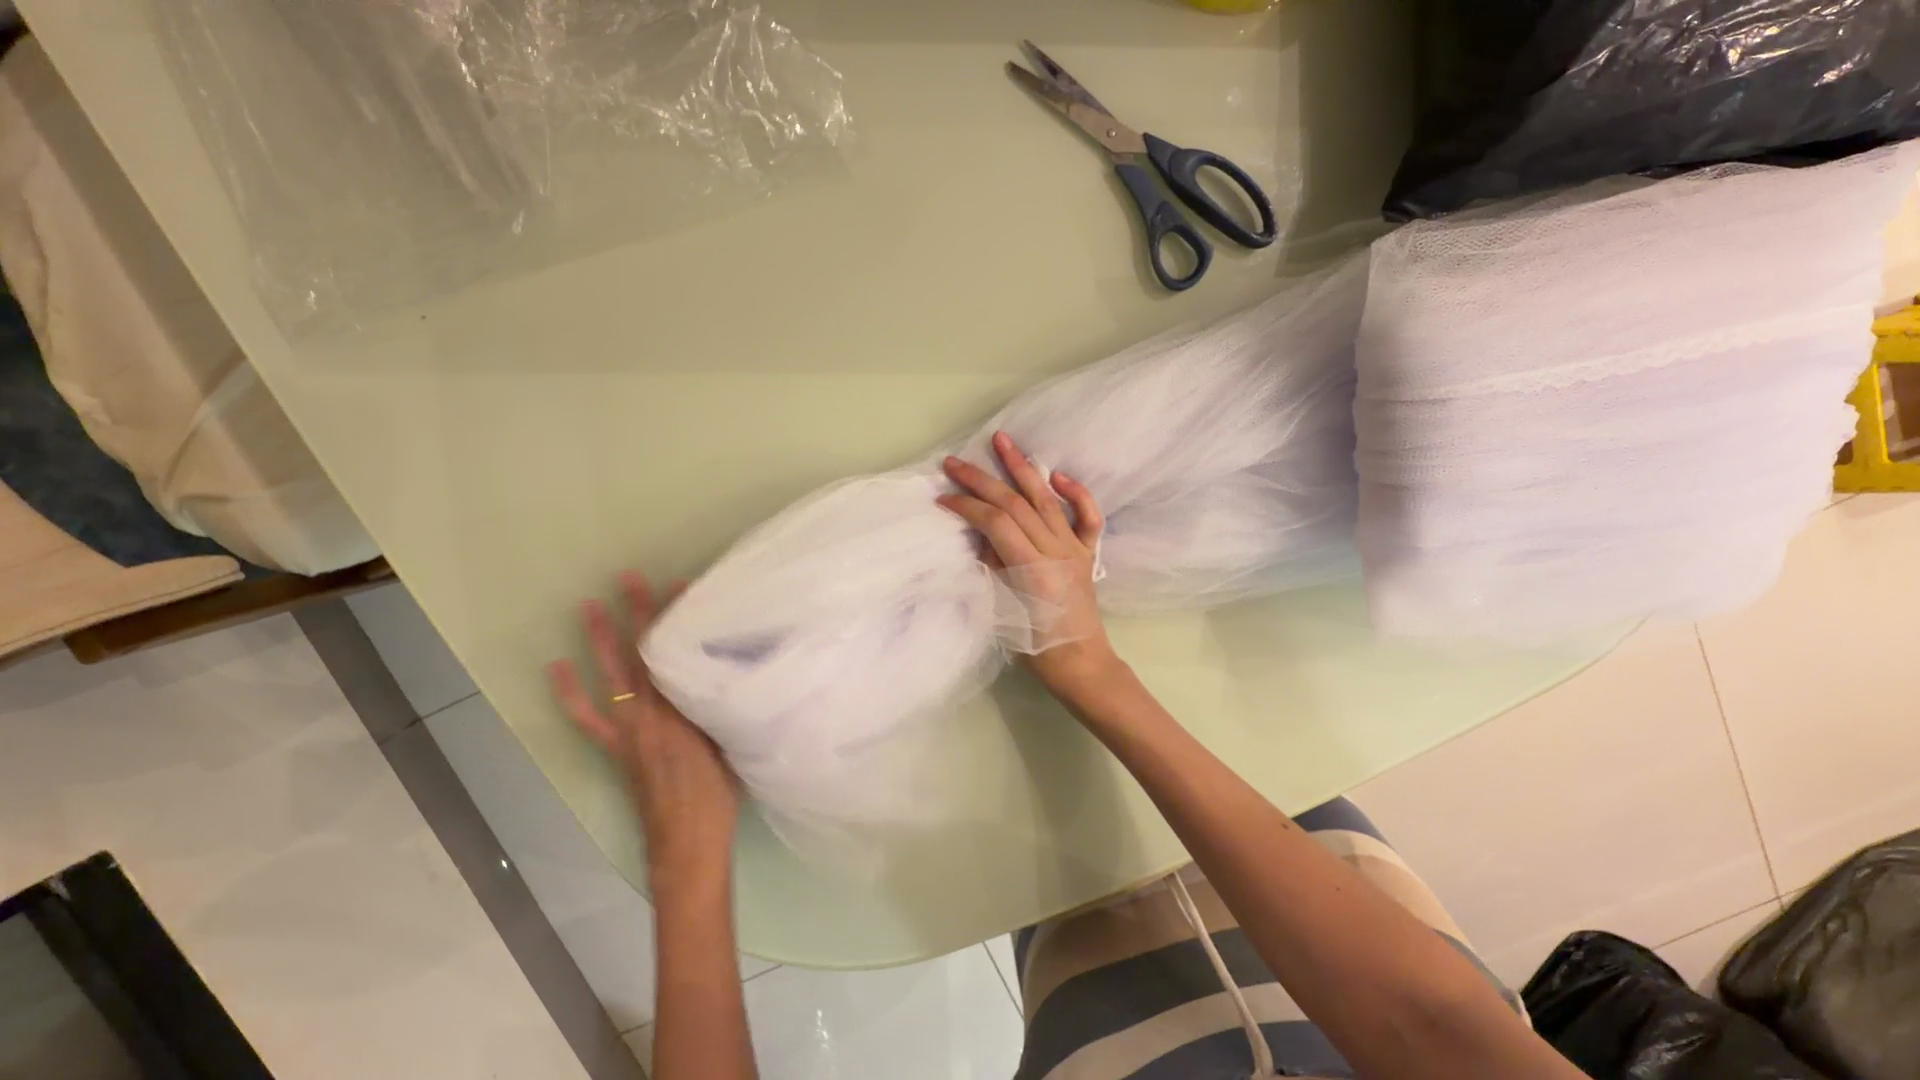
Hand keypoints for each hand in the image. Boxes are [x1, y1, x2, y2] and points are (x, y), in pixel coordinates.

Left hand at [547, 572, 739, 889]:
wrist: (687, 840)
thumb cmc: (719, 795)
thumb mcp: (733, 742)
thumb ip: (725, 704)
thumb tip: (730, 668)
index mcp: (686, 710)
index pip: (678, 653)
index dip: (677, 617)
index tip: (679, 584)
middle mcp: (654, 713)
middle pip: (645, 655)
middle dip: (639, 614)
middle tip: (630, 578)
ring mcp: (629, 730)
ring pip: (613, 677)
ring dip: (602, 640)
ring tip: (589, 608)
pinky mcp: (617, 748)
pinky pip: (587, 717)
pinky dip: (570, 692)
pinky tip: (558, 667)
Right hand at [939, 431, 1122, 700]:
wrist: (1081, 663)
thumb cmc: (1036, 647)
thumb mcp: (1004, 610)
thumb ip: (994, 567)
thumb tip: (981, 534)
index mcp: (1032, 569)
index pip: (995, 523)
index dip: (967, 506)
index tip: (943, 498)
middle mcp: (1056, 551)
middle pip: (1015, 504)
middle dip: (982, 480)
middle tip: (954, 462)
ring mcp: (1075, 549)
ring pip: (1047, 499)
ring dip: (1022, 468)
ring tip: (1003, 441)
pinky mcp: (1089, 553)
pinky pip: (1088, 516)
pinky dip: (1075, 493)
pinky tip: (1056, 475)